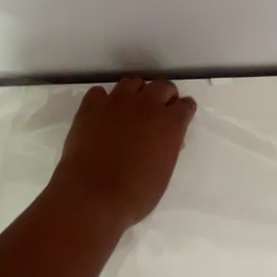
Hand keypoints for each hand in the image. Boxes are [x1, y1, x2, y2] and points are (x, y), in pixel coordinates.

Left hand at [45, 77, 195, 233]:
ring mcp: (117, 100)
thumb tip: (166, 138)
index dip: (183, 111)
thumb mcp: (163, 173)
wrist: (93, 193)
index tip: (180, 117)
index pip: (185, 105)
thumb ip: (167, 148)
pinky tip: (102, 114)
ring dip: (136, 93)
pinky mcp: (91, 104)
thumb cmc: (135, 194)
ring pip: (132, 83)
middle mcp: (146, 104)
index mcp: (169, 122)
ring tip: (131, 110)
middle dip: (164, 96)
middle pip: (162, 86)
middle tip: (159, 111)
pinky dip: (104, 100)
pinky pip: (100, 92)